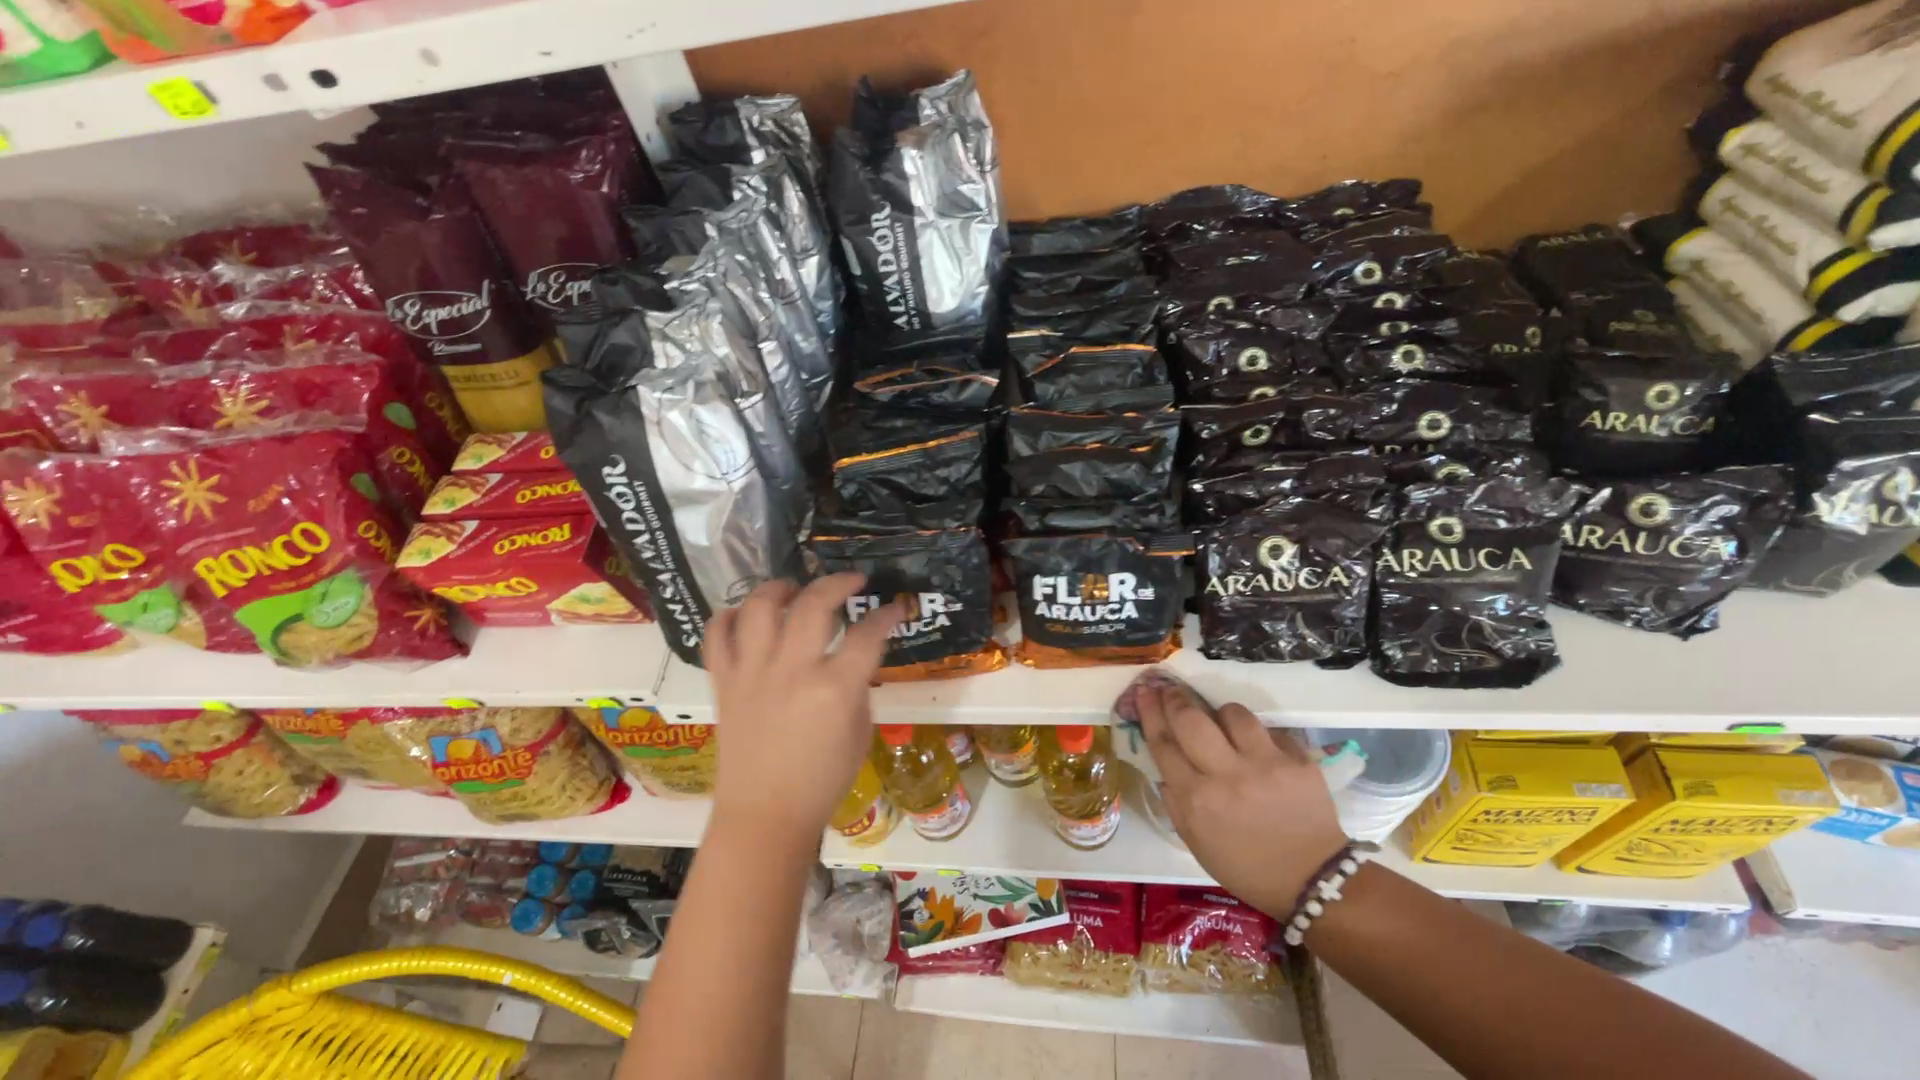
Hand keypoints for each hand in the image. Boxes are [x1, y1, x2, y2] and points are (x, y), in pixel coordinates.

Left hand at [703, 574, 901, 838]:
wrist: (766, 814)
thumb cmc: (822, 781)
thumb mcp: (859, 732)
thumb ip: (857, 688)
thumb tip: (853, 660)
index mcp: (835, 689)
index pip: (868, 634)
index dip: (887, 615)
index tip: (895, 608)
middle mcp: (792, 670)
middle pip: (813, 604)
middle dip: (837, 583)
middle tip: (851, 581)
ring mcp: (752, 673)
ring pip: (758, 606)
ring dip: (779, 588)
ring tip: (793, 590)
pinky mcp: (724, 682)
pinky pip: (716, 635)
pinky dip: (727, 617)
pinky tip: (745, 618)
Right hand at [1137, 683, 1347, 919]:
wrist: (1311, 878)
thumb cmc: (1245, 867)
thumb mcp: (1196, 843)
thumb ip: (1175, 803)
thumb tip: (1165, 768)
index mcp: (1197, 800)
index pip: (1164, 744)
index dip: (1150, 714)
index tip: (1144, 693)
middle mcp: (1227, 775)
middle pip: (1192, 720)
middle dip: (1176, 699)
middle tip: (1169, 688)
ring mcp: (1266, 764)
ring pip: (1233, 714)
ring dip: (1221, 714)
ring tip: (1220, 722)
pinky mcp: (1298, 759)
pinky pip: (1269, 731)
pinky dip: (1258, 736)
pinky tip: (1257, 749)